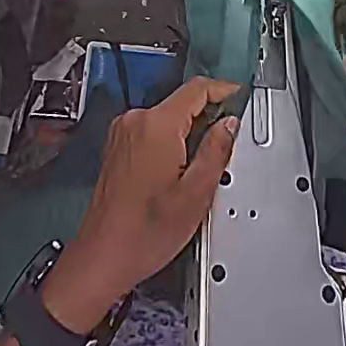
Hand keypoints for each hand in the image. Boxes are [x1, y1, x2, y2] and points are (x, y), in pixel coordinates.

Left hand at [40, 77, 241, 332]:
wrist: (104, 257)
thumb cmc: (145, 232)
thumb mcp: (197, 192)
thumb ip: (217, 149)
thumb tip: (229, 125)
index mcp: (156, 125)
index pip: (198, 88)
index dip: (225, 90)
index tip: (241, 96)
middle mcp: (135, 122)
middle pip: (183, 102)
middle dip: (209, 117)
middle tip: (229, 143)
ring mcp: (123, 133)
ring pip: (169, 117)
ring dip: (191, 131)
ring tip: (202, 166)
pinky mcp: (118, 146)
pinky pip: (153, 130)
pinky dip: (172, 140)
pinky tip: (180, 170)